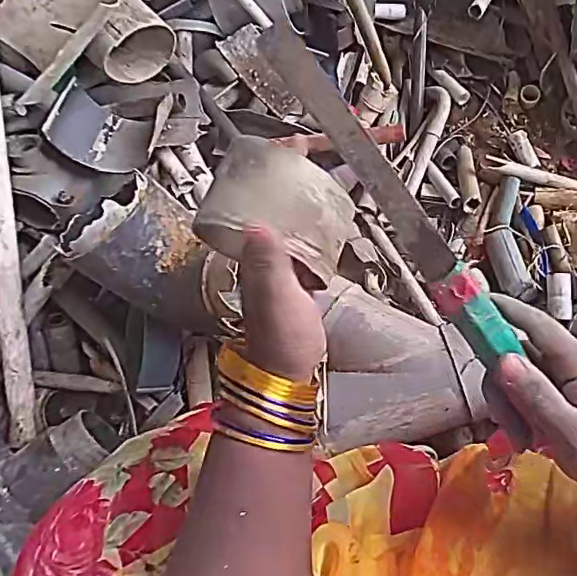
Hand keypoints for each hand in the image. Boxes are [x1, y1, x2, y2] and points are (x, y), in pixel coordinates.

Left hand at [237, 225, 326, 381]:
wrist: (289, 377)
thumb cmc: (284, 340)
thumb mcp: (278, 293)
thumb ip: (269, 260)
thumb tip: (256, 225)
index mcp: (255, 270)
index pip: (260, 230)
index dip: (274, 212)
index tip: (292, 198)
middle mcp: (261, 278)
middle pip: (275, 241)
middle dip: (292, 225)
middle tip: (312, 212)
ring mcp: (276, 291)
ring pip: (288, 256)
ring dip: (303, 246)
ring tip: (320, 234)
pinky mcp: (292, 303)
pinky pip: (301, 273)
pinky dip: (311, 265)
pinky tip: (321, 265)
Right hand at [487, 294, 576, 502]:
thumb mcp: (573, 435)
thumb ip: (539, 398)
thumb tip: (504, 361)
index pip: (538, 324)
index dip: (505, 310)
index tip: (473, 305)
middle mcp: (567, 360)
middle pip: (516, 349)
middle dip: (501, 383)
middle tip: (503, 418)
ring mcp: (559, 373)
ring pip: (512, 370)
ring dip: (506, 403)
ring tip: (521, 436)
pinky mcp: (551, 386)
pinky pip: (518, 386)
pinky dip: (512, 409)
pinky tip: (524, 434)